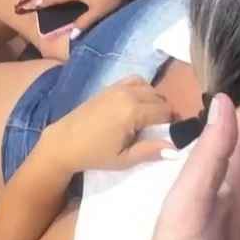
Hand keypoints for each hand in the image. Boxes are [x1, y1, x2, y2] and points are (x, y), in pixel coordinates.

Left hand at [36, 77, 175, 172]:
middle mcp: (129, 94)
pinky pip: (135, 80)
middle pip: (160, 98)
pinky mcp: (110, 86)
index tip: (175, 133)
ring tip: (152, 117)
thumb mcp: (123, 159)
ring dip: (156, 100)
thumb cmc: (94, 154)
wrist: (63, 143)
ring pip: (150, 88)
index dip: (174, 122)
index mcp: (133, 111)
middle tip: (164, 129)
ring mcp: (118, 87)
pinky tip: (139, 102)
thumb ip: (150, 151)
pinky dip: (143, 88)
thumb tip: (176, 149)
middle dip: (166, 112)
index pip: (165, 112)